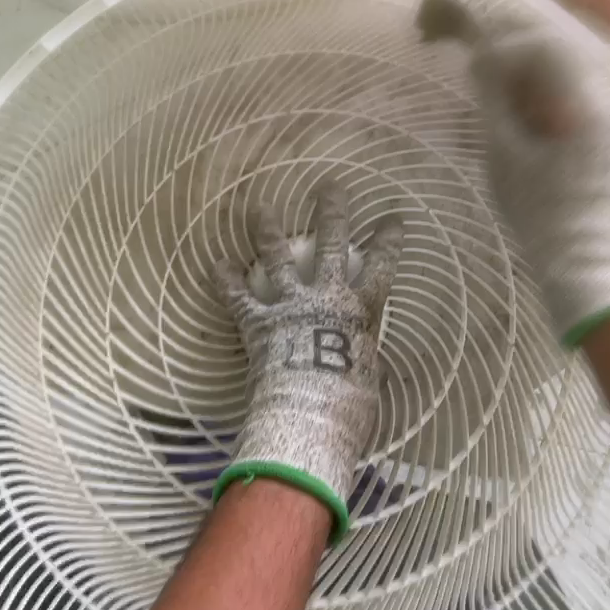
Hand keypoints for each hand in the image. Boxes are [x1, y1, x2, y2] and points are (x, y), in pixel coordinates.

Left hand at [212, 185, 397, 543]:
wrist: (308, 423)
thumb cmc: (349, 410)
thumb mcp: (369, 383)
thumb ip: (365, 362)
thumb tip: (368, 364)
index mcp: (360, 311)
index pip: (381, 268)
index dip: (389, 242)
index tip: (394, 219)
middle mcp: (327, 297)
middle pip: (332, 244)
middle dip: (332, 212)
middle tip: (330, 186)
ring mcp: (291, 305)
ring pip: (279, 258)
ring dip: (269, 231)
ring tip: (262, 208)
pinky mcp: (259, 323)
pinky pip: (238, 297)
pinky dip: (225, 281)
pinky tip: (215, 263)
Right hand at [469, 23, 609, 344]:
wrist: (574, 251)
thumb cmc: (535, 205)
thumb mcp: (503, 150)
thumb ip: (493, 98)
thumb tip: (481, 58)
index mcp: (581, 105)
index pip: (547, 46)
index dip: (506, 45)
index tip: (475, 64)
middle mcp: (599, 99)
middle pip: (558, 46)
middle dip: (515, 46)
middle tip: (479, 59)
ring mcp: (600, 111)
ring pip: (562, 63)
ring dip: (524, 61)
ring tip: (491, 76)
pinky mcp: (593, 123)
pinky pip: (565, 84)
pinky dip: (535, 81)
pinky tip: (512, 97)